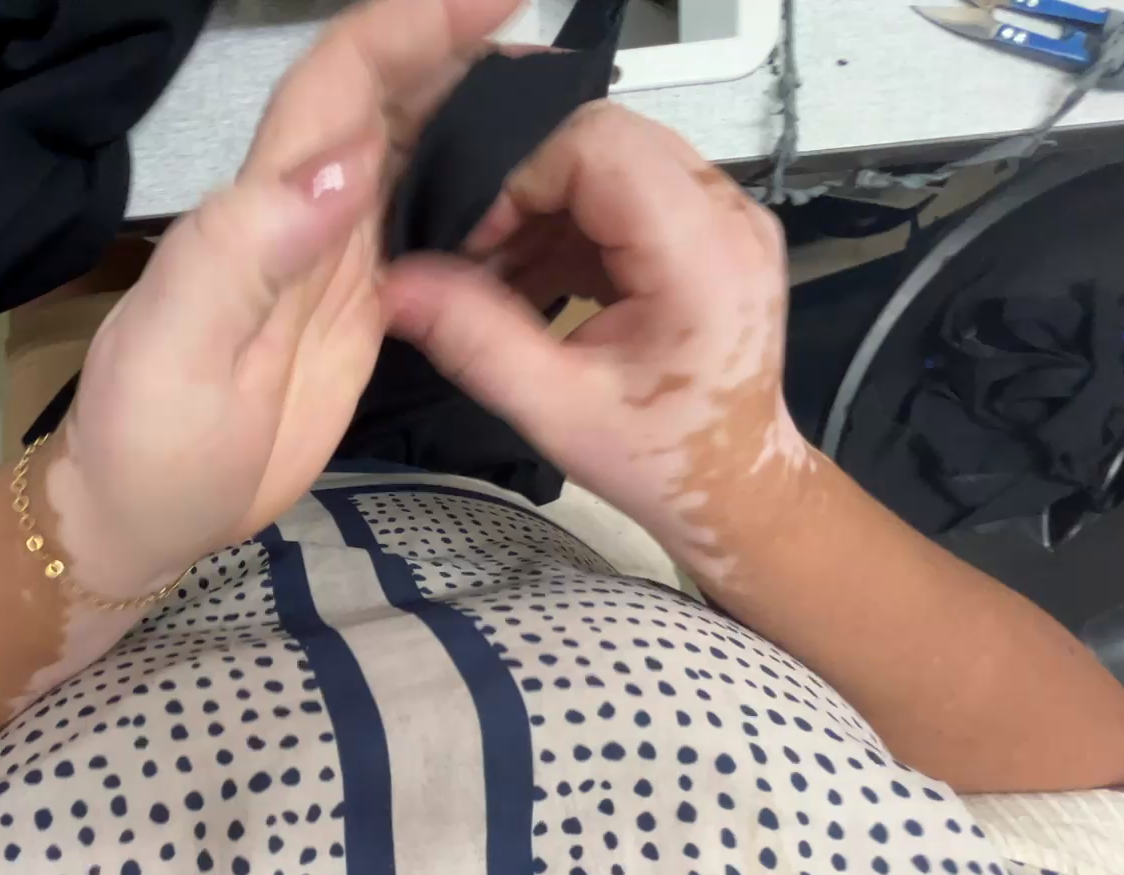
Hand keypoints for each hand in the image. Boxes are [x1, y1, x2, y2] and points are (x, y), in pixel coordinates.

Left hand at [38, 0, 523, 597]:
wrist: (151, 511)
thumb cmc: (150, 438)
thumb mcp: (179, 344)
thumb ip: (246, 251)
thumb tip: (348, 164)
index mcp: (261, 211)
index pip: (338, 86)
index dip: (410, 27)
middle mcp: (304, 225)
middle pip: (384, 111)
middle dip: (461, 65)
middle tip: (552, 65)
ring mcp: (334, 274)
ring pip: (410, 170)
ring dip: (475, 132)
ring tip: (555, 124)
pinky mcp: (358, 322)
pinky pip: (421, 244)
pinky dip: (468, 215)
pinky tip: (513, 214)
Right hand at [381, 101, 810, 578]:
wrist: (728, 483)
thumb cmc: (652, 456)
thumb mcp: (551, 408)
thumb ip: (474, 341)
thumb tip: (395, 288)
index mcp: (700, 254)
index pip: (598, 146)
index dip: (518, 182)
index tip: (475, 248)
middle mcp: (726, 213)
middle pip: (604, 142)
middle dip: (525, 193)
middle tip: (481, 262)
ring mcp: (723, 218)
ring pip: (609, 164)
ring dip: (541, 215)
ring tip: (502, 283)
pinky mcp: (706, 234)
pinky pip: (622, 197)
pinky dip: (566, 232)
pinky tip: (536, 286)